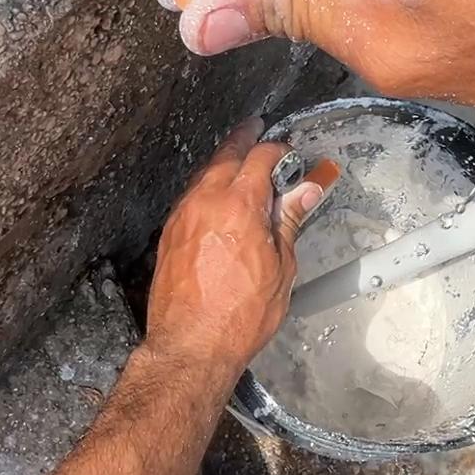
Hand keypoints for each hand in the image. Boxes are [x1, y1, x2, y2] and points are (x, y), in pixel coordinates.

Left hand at [144, 118, 337, 383]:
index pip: (260, 158)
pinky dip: (208, 184)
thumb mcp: (280, 268)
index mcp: (239, 206)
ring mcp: (183, 216)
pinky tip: (219, 193)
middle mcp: (206, 202)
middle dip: (245, 138)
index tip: (289, 152)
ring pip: (205, 173)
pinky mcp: (170, 233)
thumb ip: (288, 222)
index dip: (278, 149)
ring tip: (240, 156)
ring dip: (224, 160)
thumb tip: (304, 193)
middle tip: (258, 128)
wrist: (191, 345)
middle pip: (227, 154)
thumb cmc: (238, 316)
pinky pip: (191, 195)